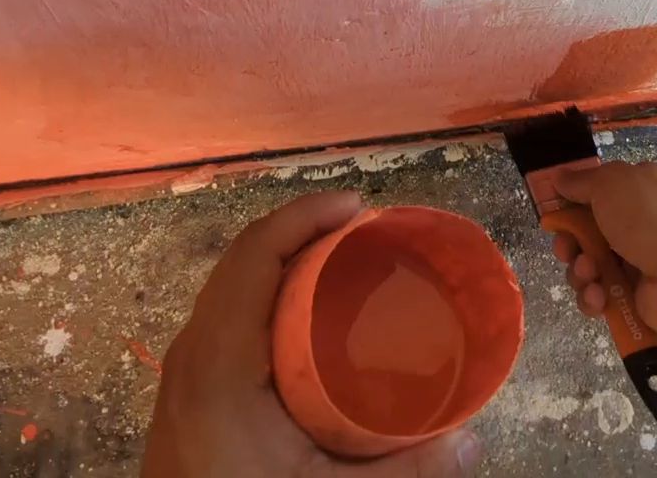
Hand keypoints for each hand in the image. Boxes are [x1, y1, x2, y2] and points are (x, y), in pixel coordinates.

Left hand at [142, 191, 481, 477]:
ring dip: (282, 250)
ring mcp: (184, 363)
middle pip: (244, 253)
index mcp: (220, 359)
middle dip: (302, 226)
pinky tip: (299, 301)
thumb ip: (401, 472)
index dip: (305, 214)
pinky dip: (265, 280)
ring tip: (336, 254)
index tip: (356, 206)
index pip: (256, 252)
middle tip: (359, 227)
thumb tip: (472, 442)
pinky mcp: (186, 381)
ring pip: (233, 277)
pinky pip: (227, 303)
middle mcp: (194, 347)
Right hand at [550, 161, 656, 338]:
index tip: (553, 214)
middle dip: (570, 243)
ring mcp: (636, 261)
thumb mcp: (611, 184)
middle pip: (585, 232)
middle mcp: (636, 223)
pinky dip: (592, 297)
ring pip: (588, 265)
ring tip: (589, 274)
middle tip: (566, 251)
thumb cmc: (651, 219)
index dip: (571, 203)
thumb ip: (581, 181)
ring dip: (580, 271)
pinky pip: (599, 295)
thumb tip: (558, 177)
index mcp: (636, 189)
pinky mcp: (633, 297)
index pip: (595, 192)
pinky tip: (599, 297)